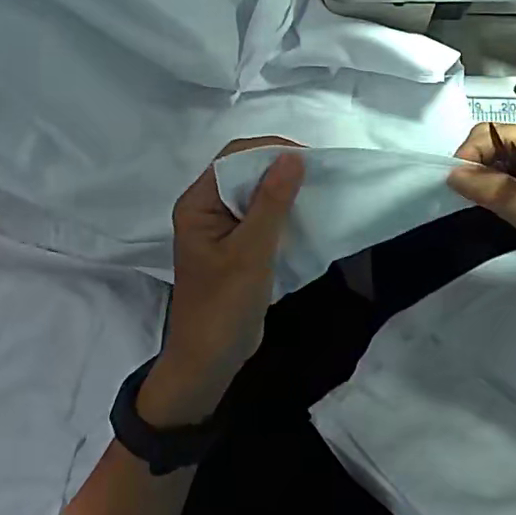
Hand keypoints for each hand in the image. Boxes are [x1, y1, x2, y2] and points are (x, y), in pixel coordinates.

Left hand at [141, 137, 304, 426]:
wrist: (208, 363)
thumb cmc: (223, 307)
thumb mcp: (251, 253)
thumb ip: (271, 202)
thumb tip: (293, 156)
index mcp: (197, 204)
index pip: (233, 158)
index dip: (270, 151)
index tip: (309, 160)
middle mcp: (205, 208)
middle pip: (243, 170)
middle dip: (279, 167)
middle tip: (317, 174)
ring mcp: (220, 226)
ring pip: (253, 191)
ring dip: (282, 188)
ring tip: (316, 189)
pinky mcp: (235, 243)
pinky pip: (259, 213)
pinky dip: (281, 209)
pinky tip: (303, 213)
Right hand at [447, 123, 515, 315]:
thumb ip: (498, 193)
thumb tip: (453, 174)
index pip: (509, 133)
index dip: (477, 151)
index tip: (454, 179)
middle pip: (506, 144)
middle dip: (482, 165)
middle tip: (464, 193)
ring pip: (507, 162)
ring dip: (490, 180)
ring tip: (479, 202)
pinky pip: (514, 179)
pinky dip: (500, 191)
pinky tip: (493, 206)